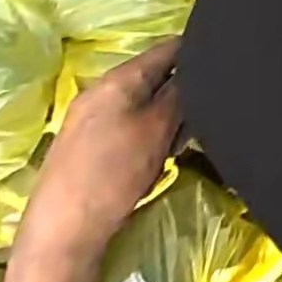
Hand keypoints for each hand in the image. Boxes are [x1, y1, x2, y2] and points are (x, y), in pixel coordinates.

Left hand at [21, 39, 183, 259]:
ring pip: (141, 102)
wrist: (61, 233)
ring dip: (163, 118)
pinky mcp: (82, 143)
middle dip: (180, 94)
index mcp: (119, 76)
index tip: (220, 70)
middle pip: (154, 76)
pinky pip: (124, 123)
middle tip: (196, 122)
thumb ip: (180, 93)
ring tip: (173, 147)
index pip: (168, 48)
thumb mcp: (158, 128)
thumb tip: (195, 71)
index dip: (196, 54)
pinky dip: (143, 134)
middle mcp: (101, 88)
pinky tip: (148, 161)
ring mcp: (88, 115)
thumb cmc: (114, 173)